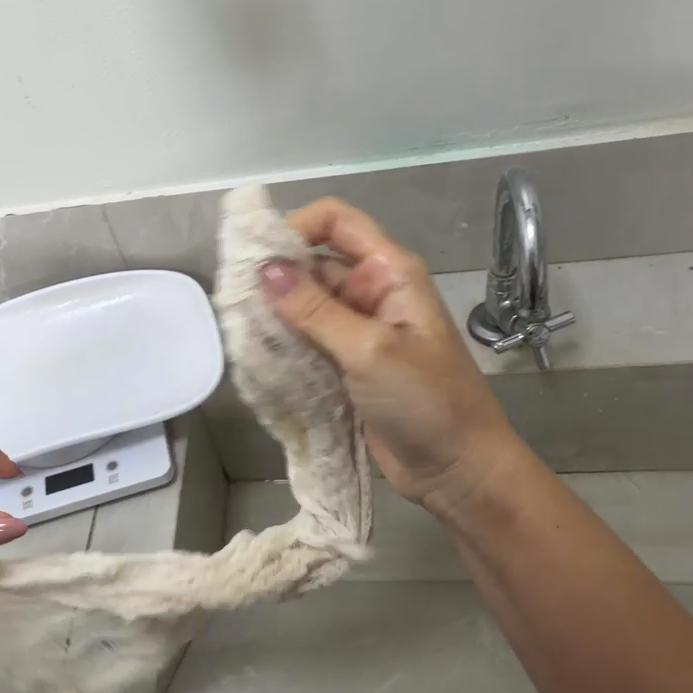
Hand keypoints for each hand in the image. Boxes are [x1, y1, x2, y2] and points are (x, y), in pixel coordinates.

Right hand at [259, 198, 520, 518]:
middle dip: (275, 277)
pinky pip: (306, 342)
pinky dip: (283, 345)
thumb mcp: (370, 351)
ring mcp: (357, 330)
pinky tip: (256, 357)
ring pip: (304, 305)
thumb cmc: (427, 403)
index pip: (336, 222)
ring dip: (274, 315)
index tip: (256, 257)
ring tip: (240, 331)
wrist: (458, 471)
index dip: (295, 227)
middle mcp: (371, 292)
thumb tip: (264, 269)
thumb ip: (315, 310)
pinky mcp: (345, 365)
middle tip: (234, 302)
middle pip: (312, 264)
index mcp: (389, 272)